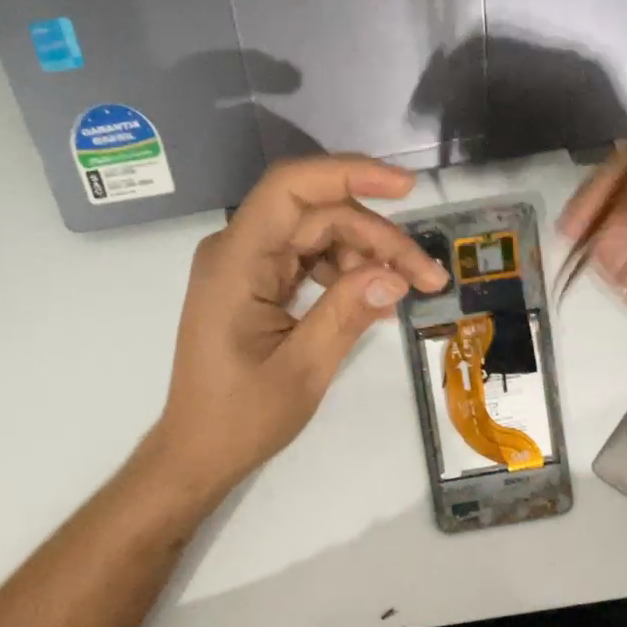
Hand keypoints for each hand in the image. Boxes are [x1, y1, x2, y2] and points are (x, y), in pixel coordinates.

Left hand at [153, 156, 449, 490]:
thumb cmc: (241, 418)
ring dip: (365, 255)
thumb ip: (346, 314)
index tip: (406, 189)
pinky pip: (305, 262)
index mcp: (236, 262)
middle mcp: (236, 252)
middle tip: (427, 276)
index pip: (292, 189)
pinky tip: (375, 299)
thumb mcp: (302, 370)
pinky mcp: (254, 288)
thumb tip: (395, 275)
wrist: (198, 452)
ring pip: (315, 236)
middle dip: (376, 236)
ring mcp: (244, 269)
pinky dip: (343, 275)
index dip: (350, 174)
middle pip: (315, 214)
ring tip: (408, 290)